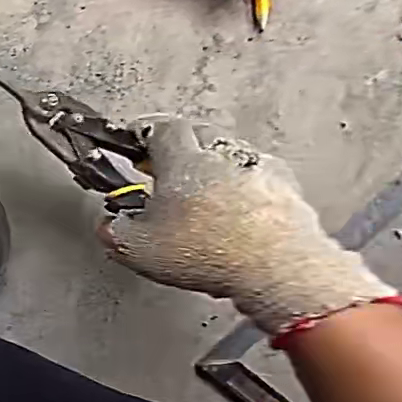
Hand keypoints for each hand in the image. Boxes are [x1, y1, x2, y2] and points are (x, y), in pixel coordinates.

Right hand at [102, 117, 399, 337]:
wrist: (280, 273)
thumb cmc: (207, 253)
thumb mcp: (132, 246)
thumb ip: (113, 227)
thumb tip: (111, 223)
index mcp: (184, 161)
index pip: (162, 128)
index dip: (144, 131)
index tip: (134, 139)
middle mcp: (226, 159)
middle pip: (201, 133)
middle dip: (180, 143)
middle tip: (162, 161)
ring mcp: (263, 175)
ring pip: (232, 156)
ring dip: (213, 166)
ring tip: (197, 189)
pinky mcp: (291, 197)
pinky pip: (260, 181)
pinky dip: (242, 188)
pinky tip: (231, 210)